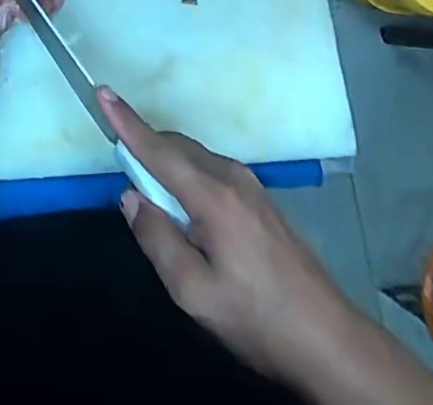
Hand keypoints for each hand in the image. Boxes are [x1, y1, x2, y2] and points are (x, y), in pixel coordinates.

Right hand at [98, 88, 354, 390]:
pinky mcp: (262, 199)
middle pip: (176, 147)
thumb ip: (156, 239)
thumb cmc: (256, 318)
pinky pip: (211, 171)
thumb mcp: (193, 292)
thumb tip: (131, 199)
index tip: (103, 92)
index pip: (158, 150)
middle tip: (127, 179)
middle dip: (145, 148)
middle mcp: (232, 178)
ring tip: (157, 203)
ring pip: (195, 158)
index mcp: (213, 197)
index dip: (126, 121)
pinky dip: (188, 176)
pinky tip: (189, 213)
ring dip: (168, 165)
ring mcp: (252, 186)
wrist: (330, 340)